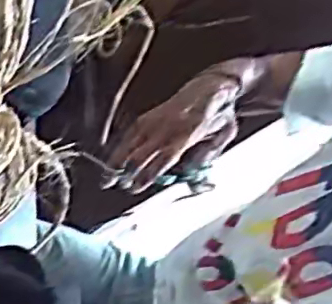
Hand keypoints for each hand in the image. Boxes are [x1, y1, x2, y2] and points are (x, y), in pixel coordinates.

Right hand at [109, 69, 241, 192]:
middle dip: (125, 175)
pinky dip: (117, 154)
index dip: (145, 178)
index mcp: (186, 135)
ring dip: (114, 167)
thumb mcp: (225, 132)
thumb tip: (194, 173)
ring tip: (107, 181)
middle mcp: (166, 129)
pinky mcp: (142, 120)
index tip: (136, 188)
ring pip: (125, 150)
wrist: (209, 86)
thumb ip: (210, 154)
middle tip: (121, 185)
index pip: (159, 163)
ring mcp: (152, 123)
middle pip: (137, 159)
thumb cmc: (217, 113)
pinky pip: (124, 141)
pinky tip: (114, 164)